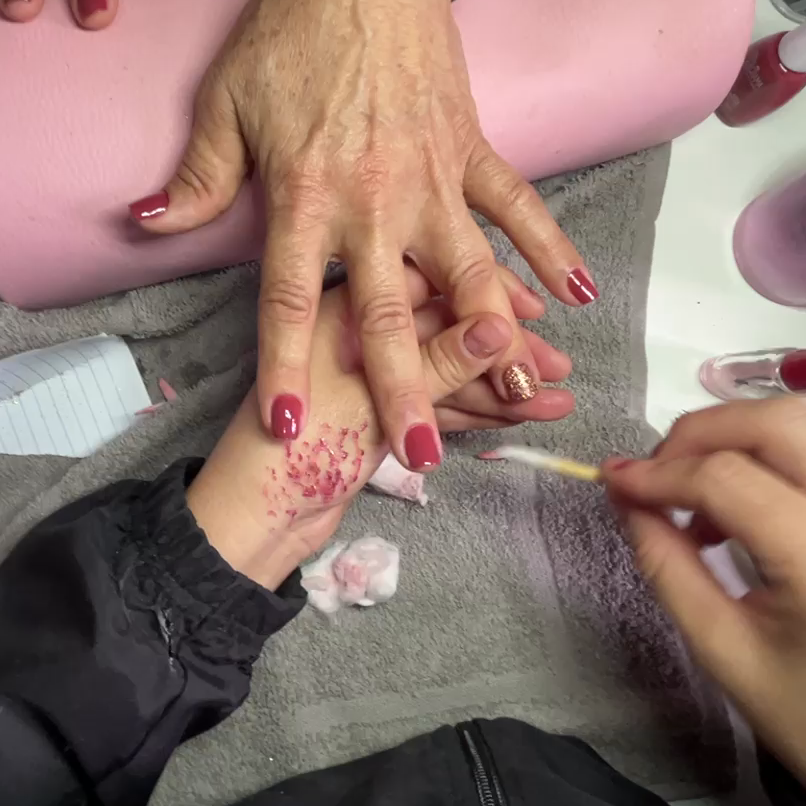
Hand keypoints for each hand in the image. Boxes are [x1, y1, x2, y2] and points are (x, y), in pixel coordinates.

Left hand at [131, 0, 592, 472]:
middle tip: (415, 456)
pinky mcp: (472, 150)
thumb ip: (198, 179)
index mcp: (305, 198)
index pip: (289, 301)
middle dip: (399, 388)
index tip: (285, 427)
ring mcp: (430, 178)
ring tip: (517, 396)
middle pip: (385, 312)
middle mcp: (372, 202)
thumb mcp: (225, 103)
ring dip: (490, 336)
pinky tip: (576, 295)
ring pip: (467, 271)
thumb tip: (145, 223)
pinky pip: (516, 205)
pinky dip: (549, 246)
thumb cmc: (289, 37)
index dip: (283, 368)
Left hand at [188, 266, 572, 587]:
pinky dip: (472, 412)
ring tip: (556, 399)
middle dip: (502, 351)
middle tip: (557, 367)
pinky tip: (518, 416)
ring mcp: (368, 374)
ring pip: (443, 372)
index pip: (424, 285)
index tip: (534, 311)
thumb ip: (432, 362)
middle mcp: (358, 332)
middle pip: (443, 331)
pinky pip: (431, 404)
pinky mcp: (375, 413)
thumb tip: (501, 324)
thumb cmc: (293, 452)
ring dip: (497, 387)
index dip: (482, 296)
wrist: (249, 520)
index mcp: (342, 307)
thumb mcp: (366, 399)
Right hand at [601, 400, 805, 805]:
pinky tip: (756, 518)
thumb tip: (625, 496)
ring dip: (740, 446)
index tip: (614, 482)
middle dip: (701, 431)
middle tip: (656, 470)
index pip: (730, 478)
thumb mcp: (725, 652)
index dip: (659, 472)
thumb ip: (666, 563)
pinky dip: (782, 471)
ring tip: (701, 501)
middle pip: (784, 422)